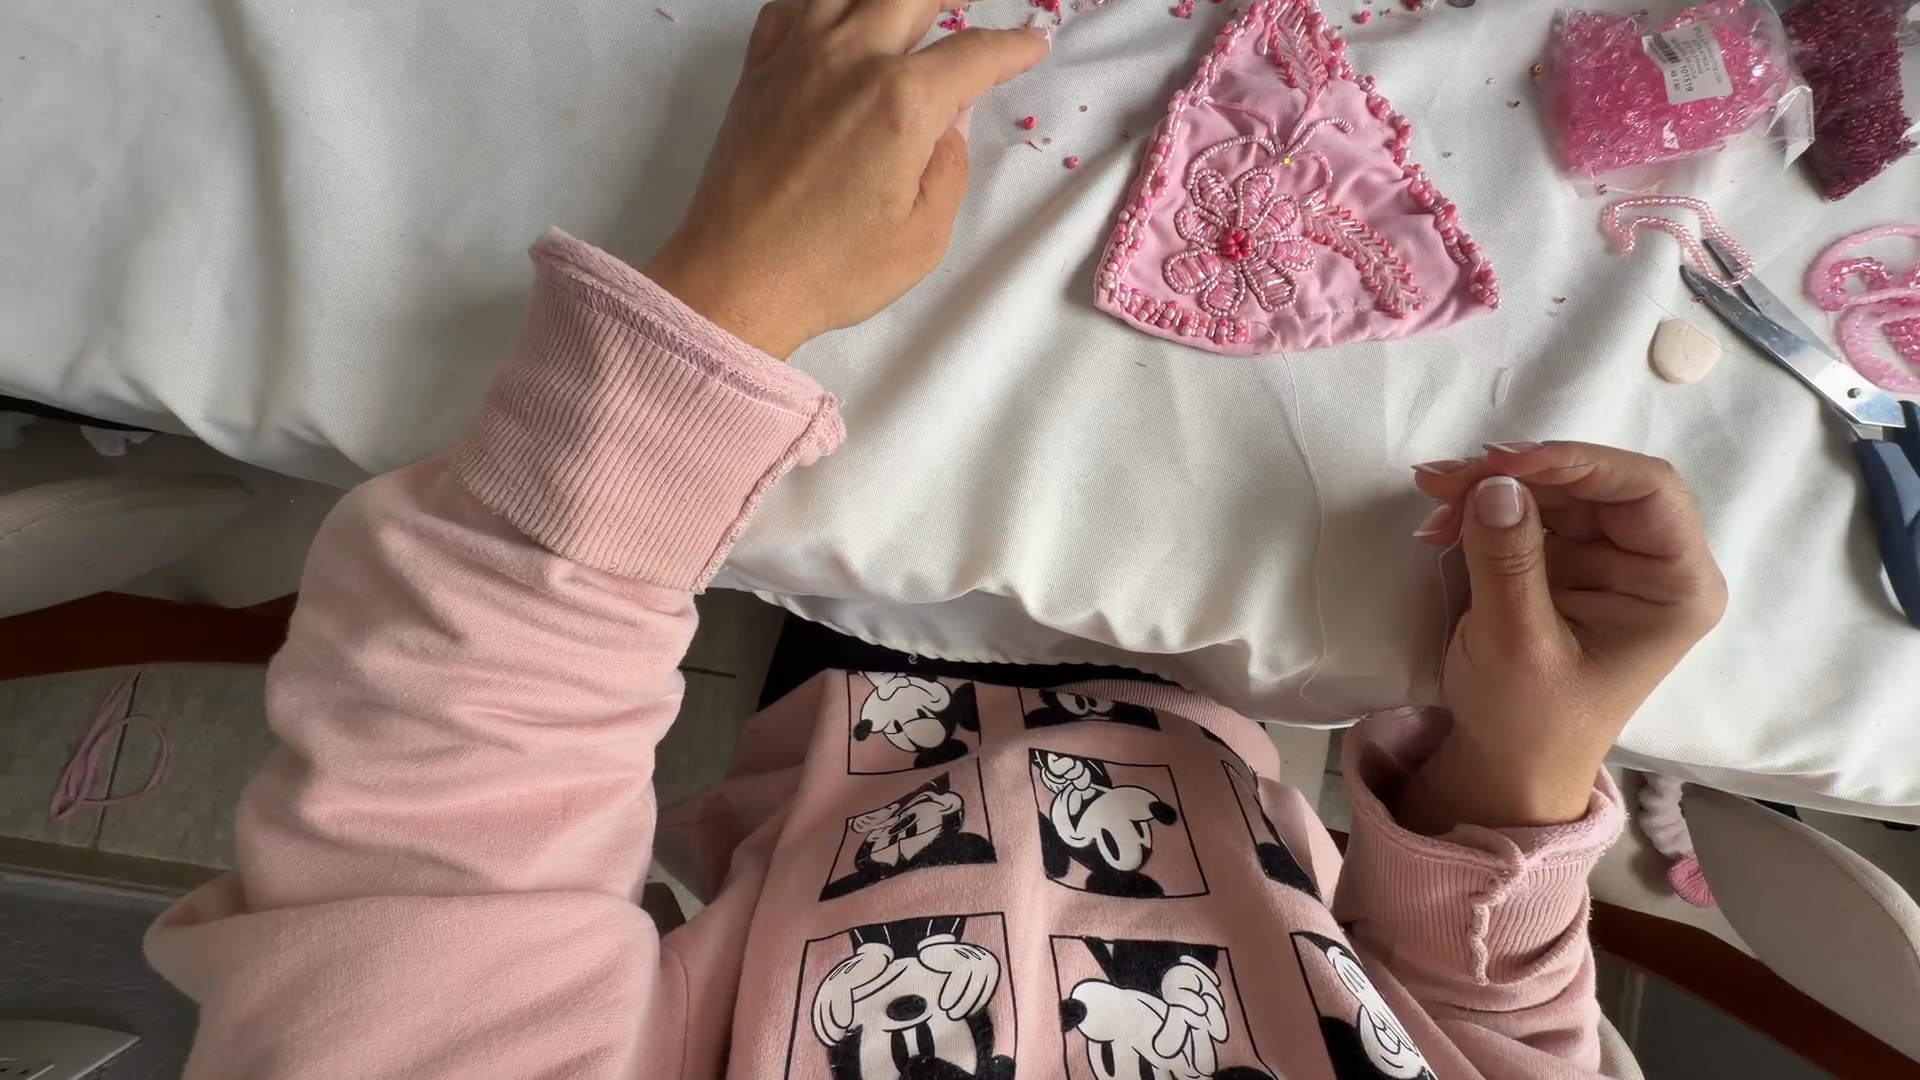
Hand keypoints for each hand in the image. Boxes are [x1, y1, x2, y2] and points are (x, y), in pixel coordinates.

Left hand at [643, 0, 1047, 357]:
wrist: (738, 280)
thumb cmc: (833, 271)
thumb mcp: (923, 240)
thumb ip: (950, 169)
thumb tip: (950, 124)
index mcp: (900, 103)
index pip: (973, 55)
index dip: (1011, 48)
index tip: (1032, 47)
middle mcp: (850, 58)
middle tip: (972, 10)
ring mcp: (797, 56)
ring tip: (912, 11)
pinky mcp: (759, 71)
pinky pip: (794, 4)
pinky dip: (826, 1)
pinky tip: (839, 15)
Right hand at [1396, 443, 1726, 831]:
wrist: (1506, 759)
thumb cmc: (1527, 715)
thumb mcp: (1514, 641)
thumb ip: (1507, 560)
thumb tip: (1493, 484)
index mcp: (1672, 586)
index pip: (1644, 490)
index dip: (1574, 463)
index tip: (1497, 463)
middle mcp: (1647, 564)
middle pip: (1589, 485)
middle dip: (1513, 475)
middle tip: (1441, 479)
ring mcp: (1600, 563)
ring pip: (1549, 495)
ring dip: (1486, 491)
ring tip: (1430, 495)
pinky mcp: (1557, 568)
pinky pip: (1521, 518)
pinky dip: (1477, 513)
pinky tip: (1439, 524)